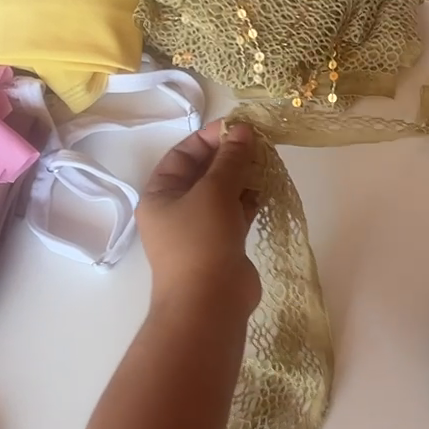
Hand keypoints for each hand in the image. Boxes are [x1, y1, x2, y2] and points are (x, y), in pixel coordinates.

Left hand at [139, 120, 262, 319]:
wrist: (209, 302)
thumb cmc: (201, 240)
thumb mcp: (214, 191)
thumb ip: (231, 158)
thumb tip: (244, 130)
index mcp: (160, 194)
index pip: (183, 153)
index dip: (211, 137)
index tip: (241, 127)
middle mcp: (176, 208)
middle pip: (204, 171)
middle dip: (232, 155)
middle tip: (261, 142)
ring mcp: (200, 228)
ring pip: (223, 192)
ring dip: (244, 176)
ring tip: (269, 162)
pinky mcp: (223, 242)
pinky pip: (236, 211)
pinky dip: (251, 198)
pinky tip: (268, 187)